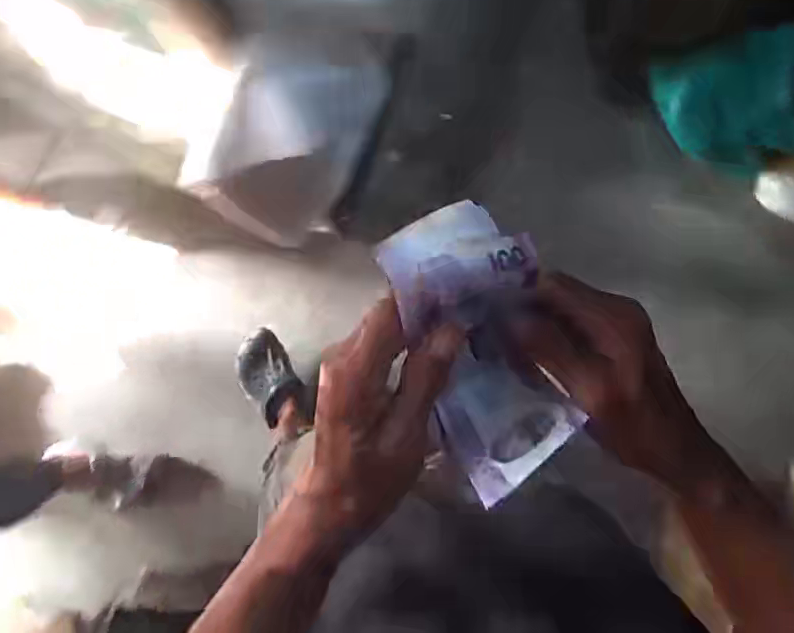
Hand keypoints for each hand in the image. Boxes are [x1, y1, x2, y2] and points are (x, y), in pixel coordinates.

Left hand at [284, 295, 462, 550]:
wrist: (328, 509)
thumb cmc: (370, 480)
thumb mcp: (407, 435)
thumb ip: (427, 378)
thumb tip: (452, 328)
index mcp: (355, 367)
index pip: (389, 308)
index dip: (423, 292)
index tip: (458, 284)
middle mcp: (342, 354)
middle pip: (386, 312)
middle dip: (425, 303)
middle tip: (466, 301)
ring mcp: (340, 361)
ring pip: (383, 324)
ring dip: (417, 319)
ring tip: (457, 318)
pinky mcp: (345, 371)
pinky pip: (378, 340)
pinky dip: (405, 335)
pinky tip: (432, 343)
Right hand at [511, 272, 737, 498]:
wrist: (679, 454)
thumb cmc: (636, 429)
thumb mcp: (589, 392)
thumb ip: (550, 349)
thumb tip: (509, 316)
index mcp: (612, 315)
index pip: (553, 285)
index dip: (518, 295)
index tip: (489, 315)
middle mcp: (616, 306)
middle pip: (556, 292)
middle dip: (524, 309)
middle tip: (495, 336)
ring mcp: (619, 320)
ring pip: (562, 307)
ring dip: (536, 322)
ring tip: (511, 350)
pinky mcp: (617, 335)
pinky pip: (574, 321)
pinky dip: (551, 333)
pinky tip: (537, 358)